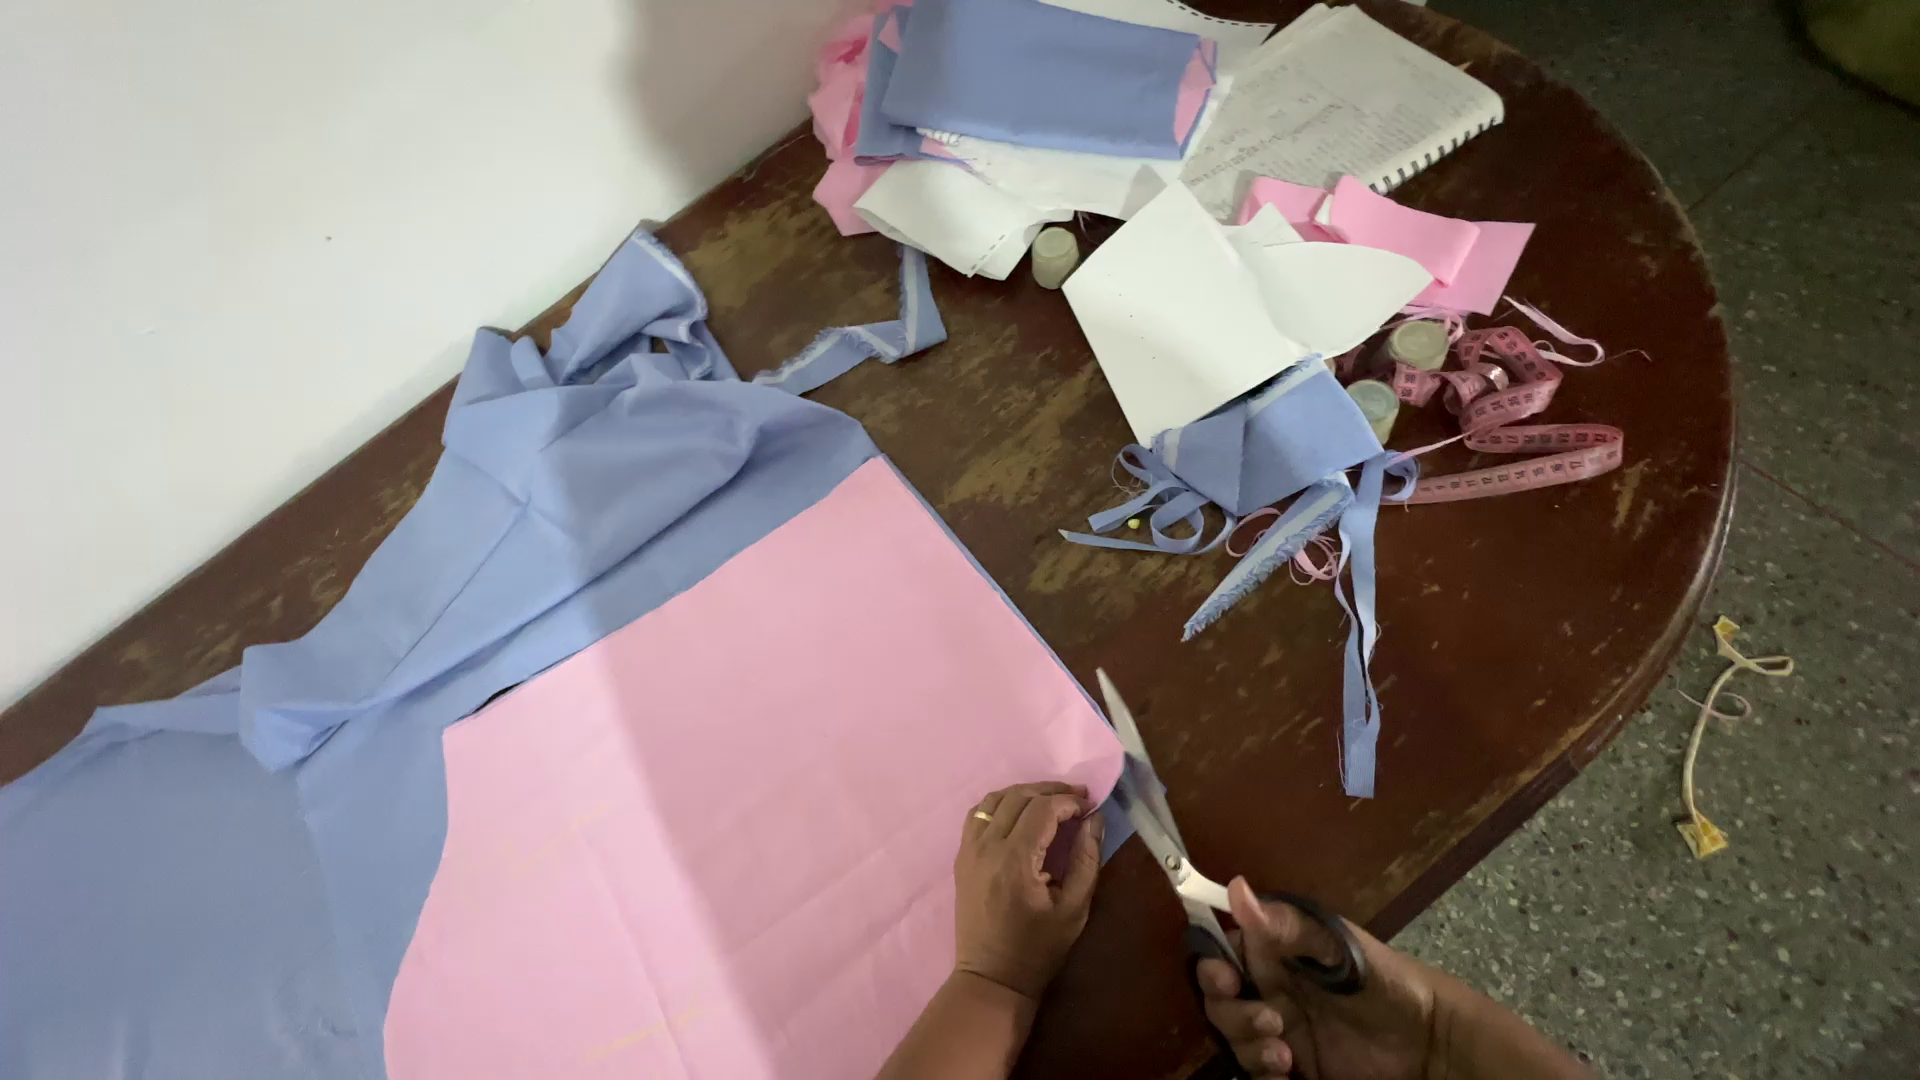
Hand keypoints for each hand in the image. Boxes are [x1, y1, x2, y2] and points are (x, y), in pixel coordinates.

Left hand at [951, 781, 1105, 1001]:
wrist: (992, 976)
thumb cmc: (1038, 949)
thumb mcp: (1074, 909)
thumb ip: (1086, 859)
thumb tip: (1094, 819)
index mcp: (1015, 860)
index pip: (1042, 809)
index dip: (1068, 801)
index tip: (1089, 805)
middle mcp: (987, 847)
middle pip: (1018, 797)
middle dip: (1050, 791)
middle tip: (1076, 797)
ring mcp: (969, 848)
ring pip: (995, 799)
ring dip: (1025, 792)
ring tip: (1050, 800)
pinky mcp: (961, 855)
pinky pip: (978, 813)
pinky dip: (1000, 803)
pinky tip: (1019, 811)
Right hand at [1198, 878, 1440, 1079]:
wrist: (1429, 1040)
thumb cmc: (1379, 977)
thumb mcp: (1332, 945)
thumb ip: (1283, 923)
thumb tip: (1235, 888)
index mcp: (1267, 953)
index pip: (1218, 956)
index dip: (1211, 968)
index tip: (1226, 980)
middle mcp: (1264, 990)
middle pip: (1218, 1002)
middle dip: (1232, 1014)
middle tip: (1271, 1022)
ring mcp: (1278, 1032)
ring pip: (1234, 1040)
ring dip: (1249, 1047)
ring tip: (1285, 1055)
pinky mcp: (1295, 1069)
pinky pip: (1258, 1074)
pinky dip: (1262, 1076)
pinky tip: (1287, 1074)